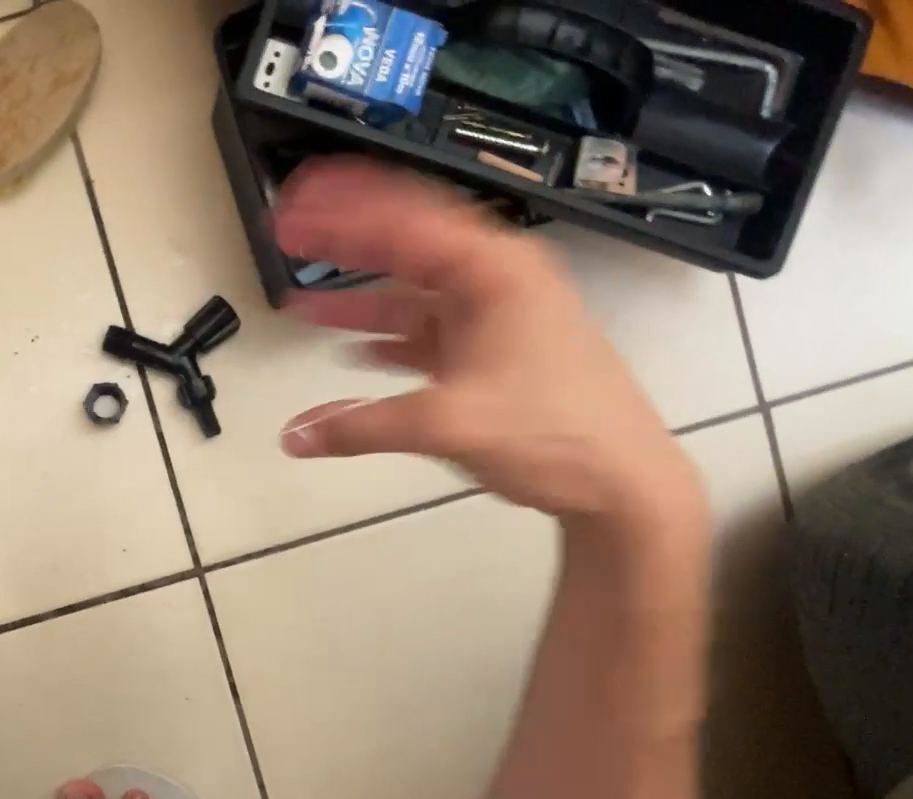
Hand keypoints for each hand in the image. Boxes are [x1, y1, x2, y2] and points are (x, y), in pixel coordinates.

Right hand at [274, 159, 701, 532]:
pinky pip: (422, 333)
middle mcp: (493, 283)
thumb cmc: (555, 434)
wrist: (621, 480)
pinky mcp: (486, 355)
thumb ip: (363, 427)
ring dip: (357, 296)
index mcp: (494, 273)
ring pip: (410, 293)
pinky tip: (350, 349)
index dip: (345, 210)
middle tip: (290, 231)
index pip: (407, 221)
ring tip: (301, 298)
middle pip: (406, 245)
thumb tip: (293, 436)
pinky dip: (384, 337)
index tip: (296, 204)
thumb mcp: (450, 424)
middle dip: (345, 240)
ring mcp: (490, 319)